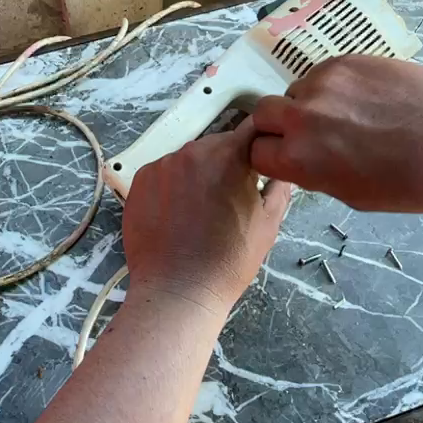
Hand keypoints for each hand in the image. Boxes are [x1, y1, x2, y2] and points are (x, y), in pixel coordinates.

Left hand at [122, 120, 291, 313]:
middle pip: (215, 145)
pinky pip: (162, 173)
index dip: (256, 145)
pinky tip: (176, 214)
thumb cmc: (228, 261)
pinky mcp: (140, 180)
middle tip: (228, 197)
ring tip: (200, 210)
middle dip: (225, 164)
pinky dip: (171, 186)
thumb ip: (279, 187)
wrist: (178, 290)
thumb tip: (282, 170)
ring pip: (187, 159)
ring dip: (197, 174)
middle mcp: (192, 152)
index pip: (249, 131)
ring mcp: (162, 164)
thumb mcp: (268, 224)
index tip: (257, 161)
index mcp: (228, 156)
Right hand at [250, 55, 422, 212]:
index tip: (285, 155)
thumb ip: (313, 172)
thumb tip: (300, 157)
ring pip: (297, 89)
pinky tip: (368, 98)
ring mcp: (324, 83)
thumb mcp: (351, 194)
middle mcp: (302, 116)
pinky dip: (336, 86)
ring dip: (310, 102)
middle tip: (307, 132)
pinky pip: (325, 72)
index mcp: (299, 158)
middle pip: (262, 112)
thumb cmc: (412, 185)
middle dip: (278, 124)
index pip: (256, 150)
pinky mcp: (348, 60)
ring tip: (349, 114)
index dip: (270, 154)